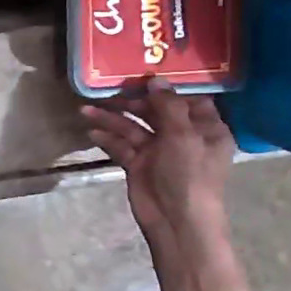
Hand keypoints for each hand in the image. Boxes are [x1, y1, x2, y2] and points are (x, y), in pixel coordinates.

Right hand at [81, 83, 235, 256]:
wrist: (176, 222)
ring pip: (133, 127)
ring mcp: (158, 151)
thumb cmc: (189, 176)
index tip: (143, 68)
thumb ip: (167, 105)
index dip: (167, 85)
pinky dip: (107, 138)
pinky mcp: (138, 164)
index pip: (188, 98)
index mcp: (205, 128)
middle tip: (105, 89)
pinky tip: (91, 132)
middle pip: (154, 110)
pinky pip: (121, 145)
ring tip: (85, 110)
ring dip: (111, 118)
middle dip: (130, 100)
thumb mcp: (183, 136)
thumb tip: (154, 78)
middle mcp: (182, 136)